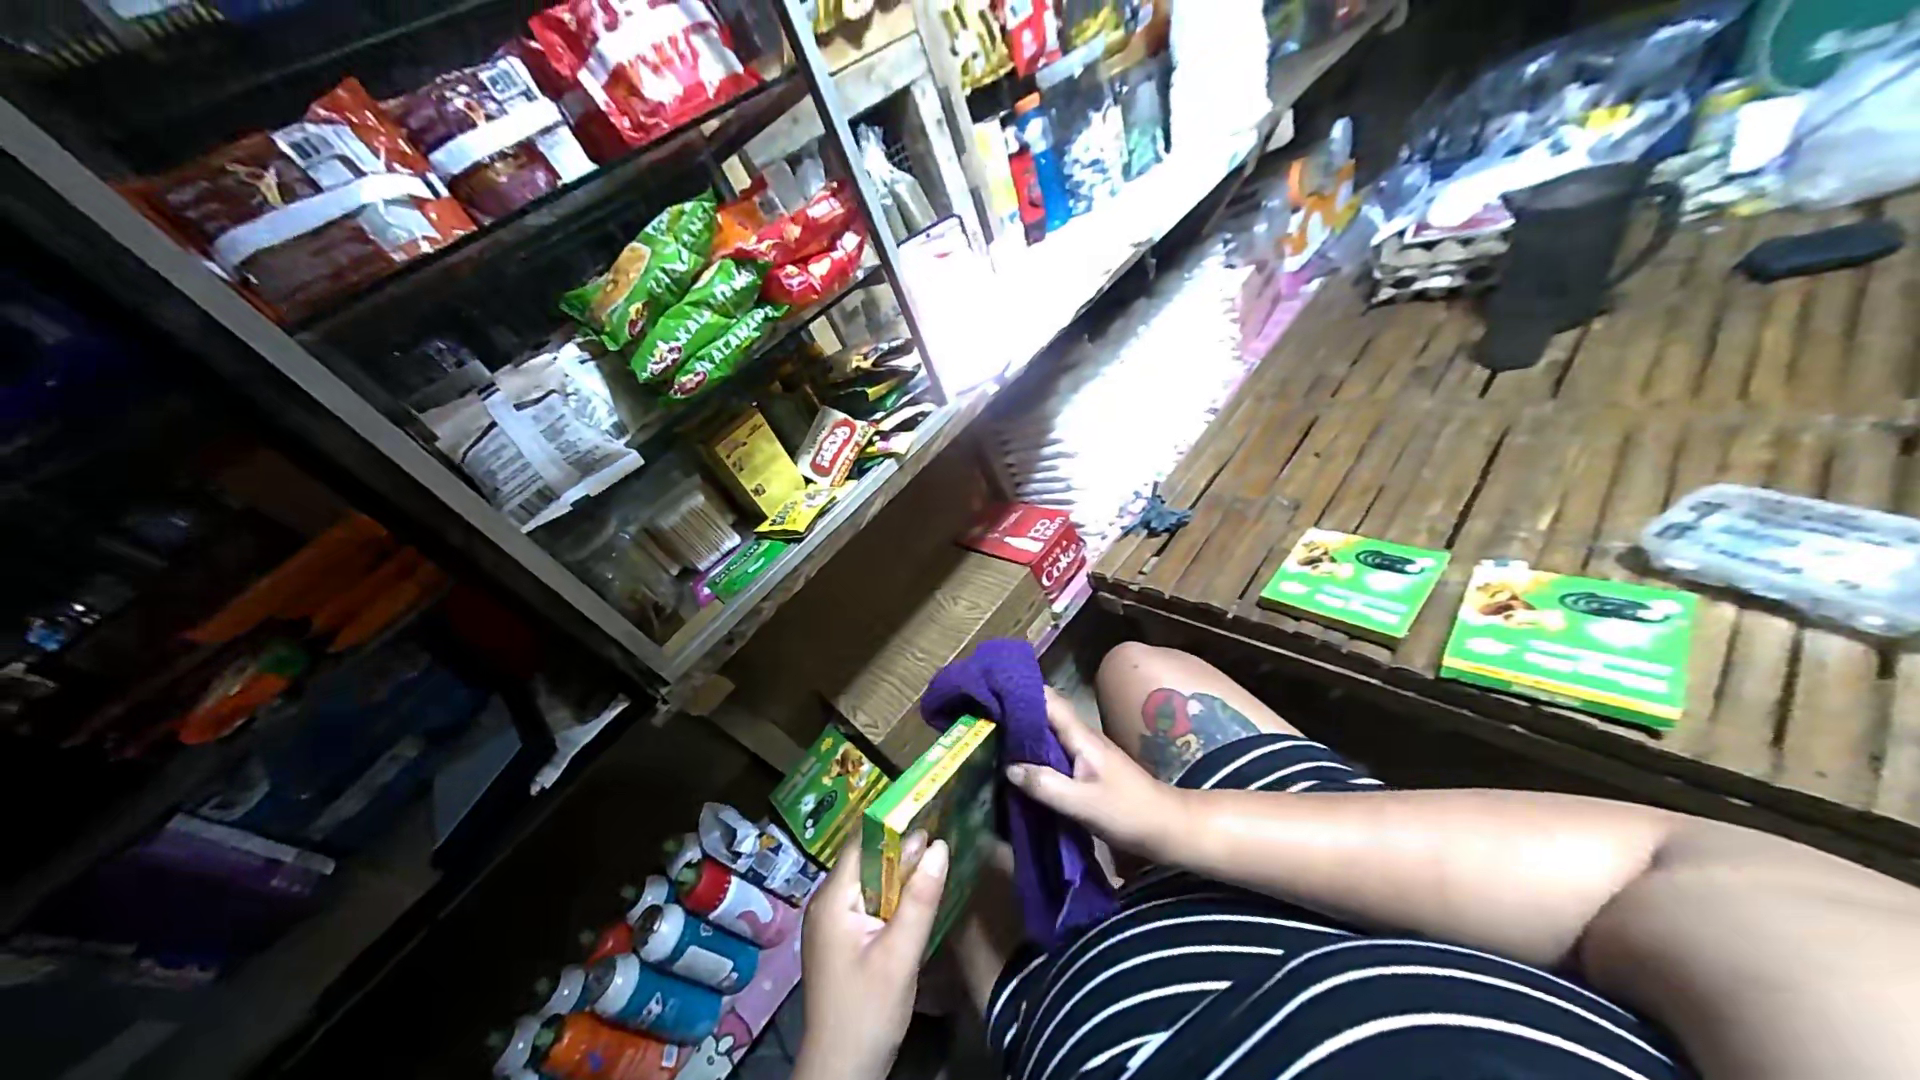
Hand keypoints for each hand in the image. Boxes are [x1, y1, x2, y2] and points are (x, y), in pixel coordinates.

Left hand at [795, 833, 947, 1079]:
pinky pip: (869, 902)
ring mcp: (832, 922)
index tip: (929, 806)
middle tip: (941, 829)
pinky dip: (892, 894)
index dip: (894, 824)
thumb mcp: (900, 954)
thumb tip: (941, 845)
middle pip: (867, 860)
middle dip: (902, 846)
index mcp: (833, 899)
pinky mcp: (841, 940)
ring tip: (936, 854)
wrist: (840, 1073)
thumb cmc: (868, 1011)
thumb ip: (920, 899)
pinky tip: (917, 894)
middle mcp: (827, 902)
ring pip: (870, 881)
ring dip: (900, 871)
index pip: (862, 843)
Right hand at [1005, 689, 1190, 861]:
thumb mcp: (1082, 804)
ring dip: (1023, 731)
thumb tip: (1008, 767)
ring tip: (990, 734)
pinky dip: (1034, 750)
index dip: (1020, 690)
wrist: (1168, 828)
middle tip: (981, 712)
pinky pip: (1054, 750)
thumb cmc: (1128, 812)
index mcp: (1081, 736)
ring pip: (1048, 731)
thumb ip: (1044, 784)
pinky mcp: (1086, 767)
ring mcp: (1085, 751)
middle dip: (1015, 709)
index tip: (990, 689)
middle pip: (1044, 712)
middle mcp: (1082, 736)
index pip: (1047, 700)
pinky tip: (1017, 763)